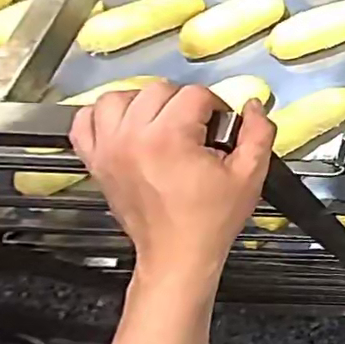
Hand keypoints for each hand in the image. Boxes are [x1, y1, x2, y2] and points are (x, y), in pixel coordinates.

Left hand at [71, 82, 274, 288]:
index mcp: (169, 138)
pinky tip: (127, 124)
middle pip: (158, 90)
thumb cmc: (210, 220)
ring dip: (144, 102)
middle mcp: (132, 138)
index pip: (194, 94)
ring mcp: (109, 149)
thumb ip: (259, 133)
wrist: (178, 253)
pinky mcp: (97, 161)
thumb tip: (253, 107)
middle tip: (200, 128)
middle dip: (184, 103)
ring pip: (120, 97)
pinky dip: (104, 115)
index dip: (217, 106)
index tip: (223, 125)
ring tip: (164, 121)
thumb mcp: (250, 175)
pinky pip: (86, 121)